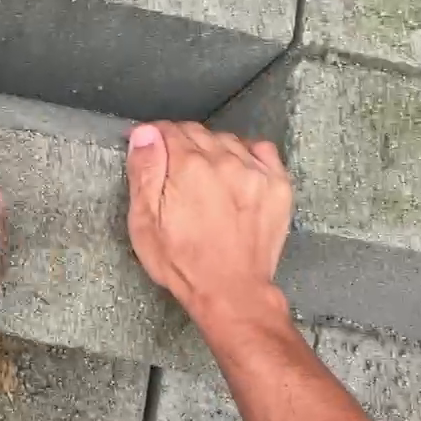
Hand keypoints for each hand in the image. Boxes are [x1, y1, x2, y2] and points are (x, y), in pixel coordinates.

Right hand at [125, 121, 293, 336]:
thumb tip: (145, 134)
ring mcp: (254, 171)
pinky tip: (233, 174)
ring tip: (202, 179)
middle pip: (197, 132)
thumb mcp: (145, 222)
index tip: (149, 150)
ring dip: (211, 150)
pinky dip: (244, 155)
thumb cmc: (182, 262)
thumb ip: (144, 172)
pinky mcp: (277, 184)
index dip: (153, 139)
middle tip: (171, 171)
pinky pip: (260, 151)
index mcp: (187, 167)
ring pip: (226, 140)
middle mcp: (224, 160)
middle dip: (180, 144)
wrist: (229, 291)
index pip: (167, 130)